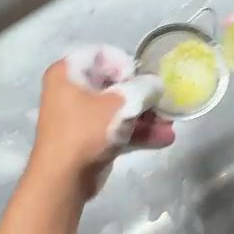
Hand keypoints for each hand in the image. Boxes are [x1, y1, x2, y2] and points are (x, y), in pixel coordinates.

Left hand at [29, 45, 174, 198]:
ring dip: (146, 117)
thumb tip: (156, 85)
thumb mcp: (121, 104)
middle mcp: (72, 90)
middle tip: (164, 102)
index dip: (127, 64)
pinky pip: (117, 128)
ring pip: (119, 108)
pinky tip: (164, 138)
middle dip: (144, 95)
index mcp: (69, 72)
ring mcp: (81, 115)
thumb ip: (144, 88)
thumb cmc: (86, 131)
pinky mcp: (90, 138)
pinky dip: (137, 132)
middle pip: (115, 83)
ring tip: (170, 125)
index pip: (103, 54)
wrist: (63, 180)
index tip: (143, 80)